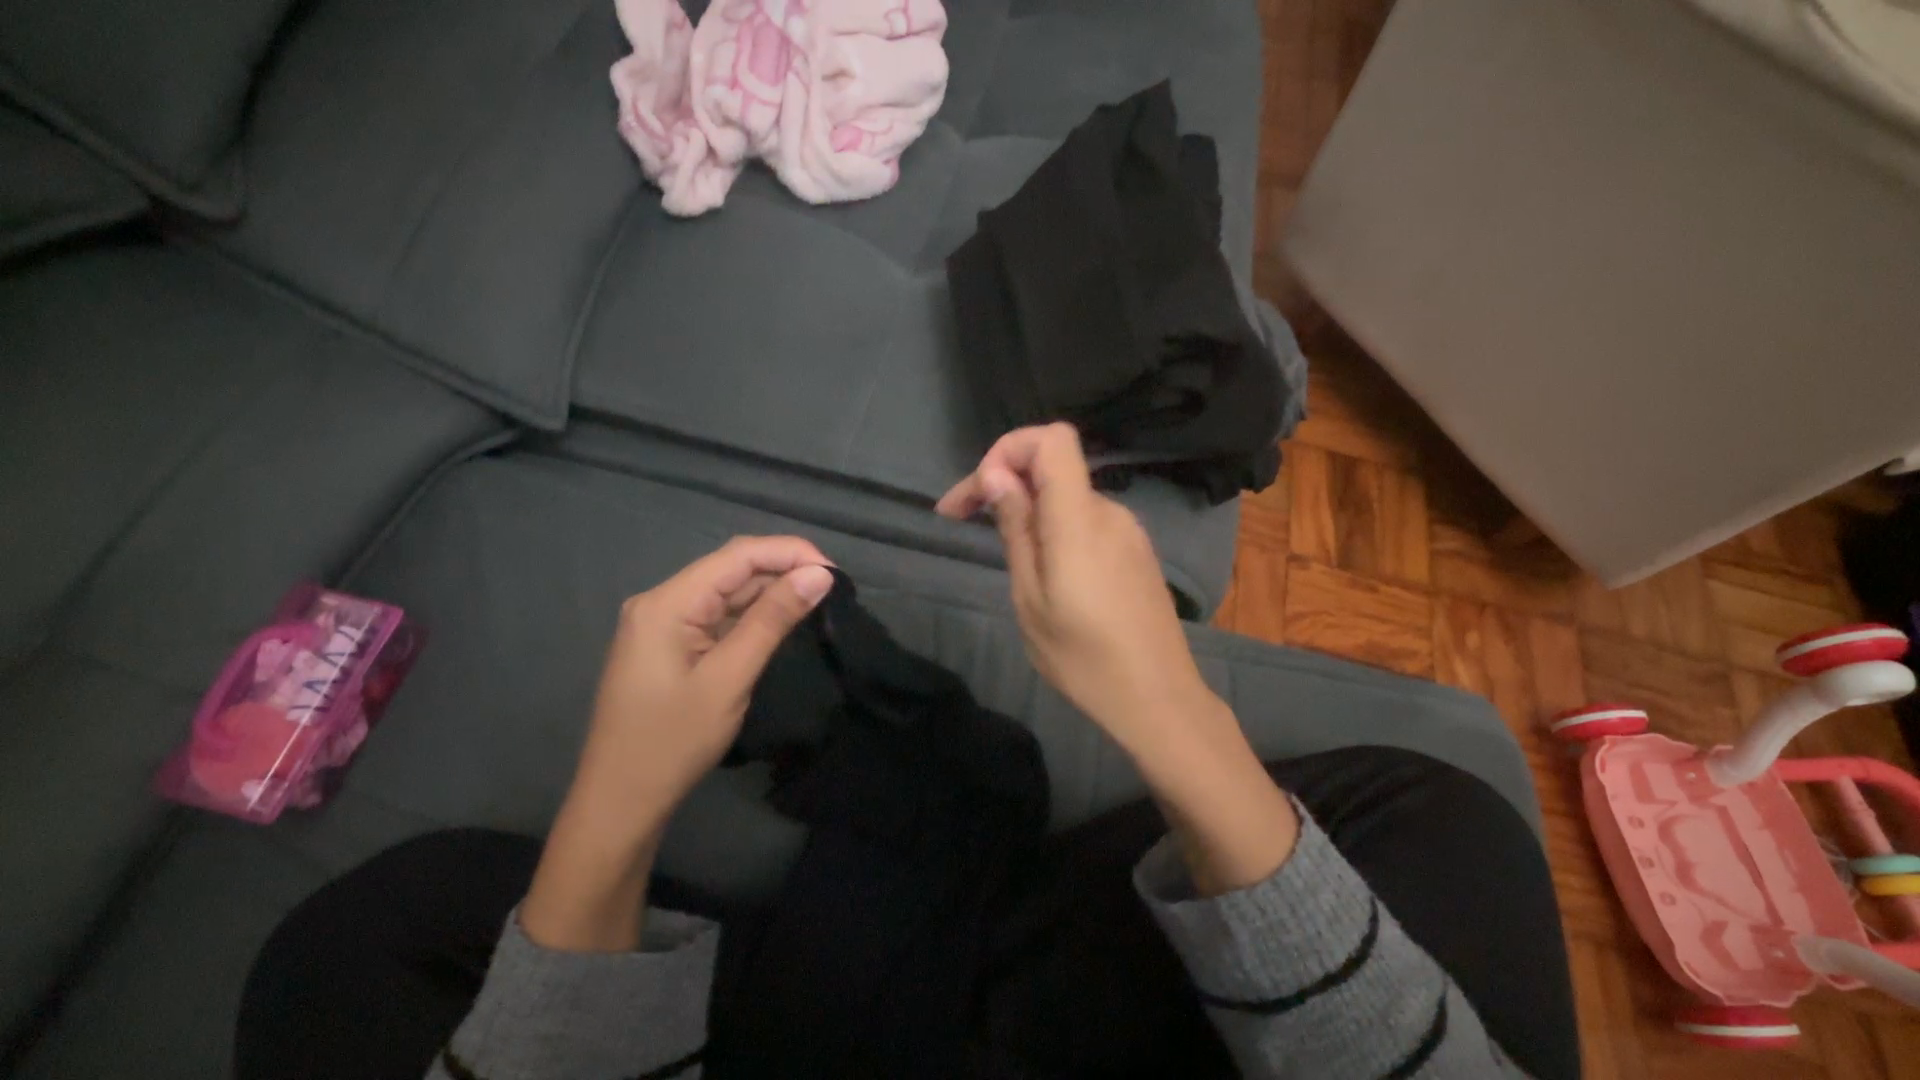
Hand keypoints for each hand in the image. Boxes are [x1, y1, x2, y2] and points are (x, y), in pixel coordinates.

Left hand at [522, 536, 834, 949]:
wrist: (620, 800)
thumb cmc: (673, 742)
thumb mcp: (730, 679)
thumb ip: (772, 621)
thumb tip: (818, 575)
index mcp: (667, 602)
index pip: (737, 556)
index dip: (789, 553)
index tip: (834, 572)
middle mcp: (660, 601)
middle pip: (730, 569)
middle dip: (782, 570)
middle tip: (833, 589)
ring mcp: (660, 624)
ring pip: (724, 593)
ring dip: (769, 592)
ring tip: (817, 600)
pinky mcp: (667, 645)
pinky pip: (714, 617)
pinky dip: (749, 615)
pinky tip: (780, 621)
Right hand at [936, 424, 1213, 748]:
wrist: (1158, 698)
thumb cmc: (1084, 659)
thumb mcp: (1032, 599)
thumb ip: (1017, 530)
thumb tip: (998, 476)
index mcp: (1080, 519)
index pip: (1051, 440)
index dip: (1007, 450)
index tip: (975, 496)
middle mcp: (1110, 513)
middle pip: (1054, 466)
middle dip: (1004, 483)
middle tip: (961, 522)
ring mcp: (1129, 531)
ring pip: (1068, 497)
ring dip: (1029, 510)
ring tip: (1004, 558)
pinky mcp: (1137, 552)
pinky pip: (1088, 522)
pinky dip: (1057, 529)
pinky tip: (1045, 571)